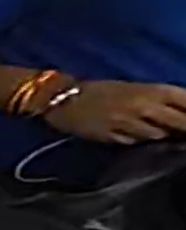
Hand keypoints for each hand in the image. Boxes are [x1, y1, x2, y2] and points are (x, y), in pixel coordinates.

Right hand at [44, 80, 185, 143]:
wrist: (56, 97)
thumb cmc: (100, 90)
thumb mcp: (138, 89)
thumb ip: (166, 100)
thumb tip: (184, 114)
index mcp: (157, 92)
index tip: (184, 118)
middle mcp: (144, 106)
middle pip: (183, 123)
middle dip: (183, 127)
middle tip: (174, 129)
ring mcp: (124, 121)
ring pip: (156, 135)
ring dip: (153, 133)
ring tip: (142, 129)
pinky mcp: (106, 134)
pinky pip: (130, 140)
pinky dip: (131, 138)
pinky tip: (121, 132)